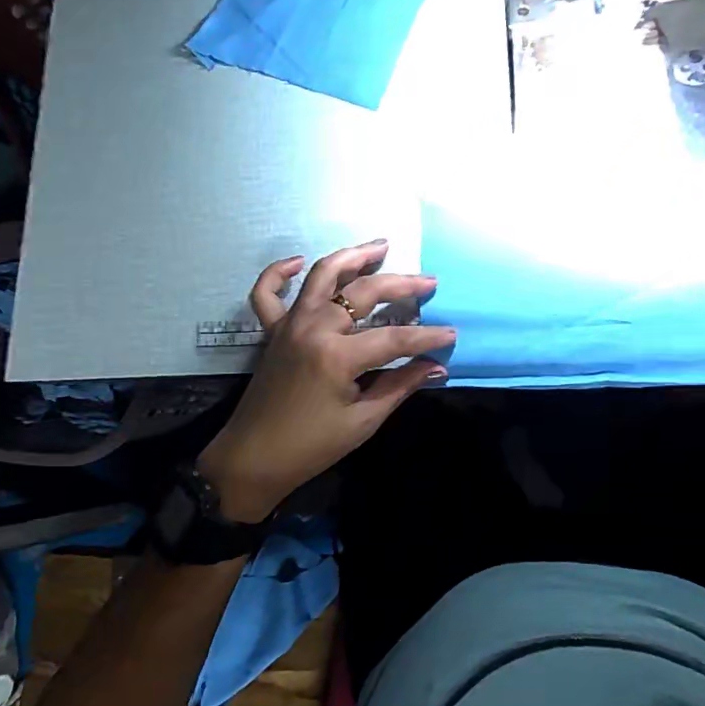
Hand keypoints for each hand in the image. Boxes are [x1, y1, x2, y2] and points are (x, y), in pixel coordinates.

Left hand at [197, 240, 453, 522]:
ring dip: (352, 257)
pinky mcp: (272, 331)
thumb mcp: (364, 420)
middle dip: (401, 284)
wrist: (253, 459)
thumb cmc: (312, 446)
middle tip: (429, 282)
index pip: (395, 337)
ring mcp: (289, 325)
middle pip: (363, 293)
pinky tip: (301, 261)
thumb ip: (401, 385)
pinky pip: (268, 293)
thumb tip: (436, 365)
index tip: (451, 335)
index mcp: (337, 356)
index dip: (428, 337)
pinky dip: (280, 272)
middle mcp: (313, 328)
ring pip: (322, 276)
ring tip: (379, 246)